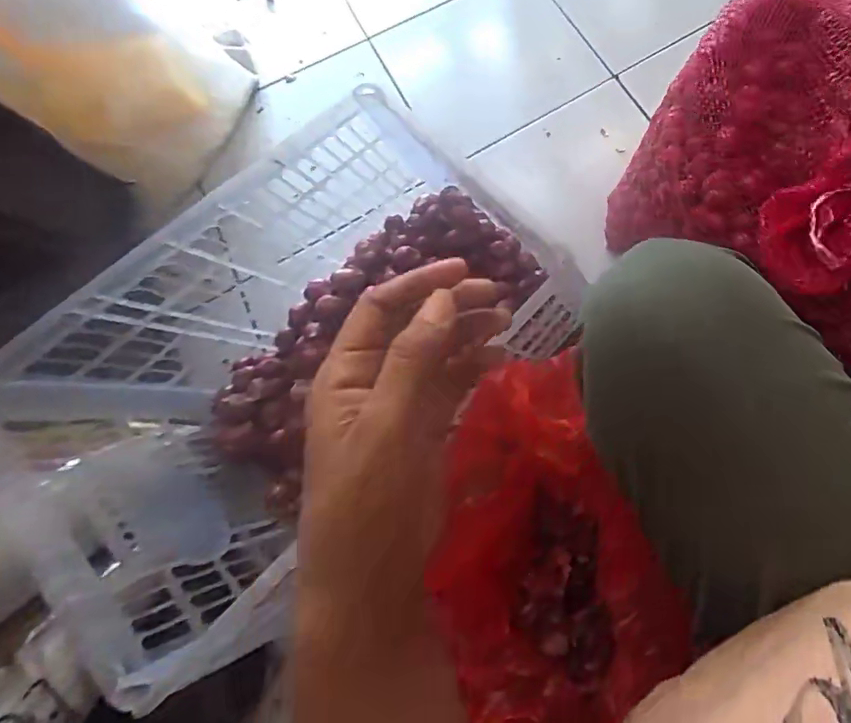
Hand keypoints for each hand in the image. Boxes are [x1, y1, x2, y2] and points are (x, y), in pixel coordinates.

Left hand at [294, 259, 509, 689]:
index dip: (418, 282)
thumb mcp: (387, 425)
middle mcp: (372, 381)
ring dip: (469, 330)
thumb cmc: (366, 501)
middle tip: (498, 293)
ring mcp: (401, 405)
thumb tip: (443, 298)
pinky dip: (474, 364)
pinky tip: (498, 356)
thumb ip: (413, 358)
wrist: (371, 583)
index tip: (463, 268)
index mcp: (344, 374)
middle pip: (414, 325)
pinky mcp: (426, 427)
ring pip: (438, 351)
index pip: (379, 308)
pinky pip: (452, 382)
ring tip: (506, 318)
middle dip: (453, 304)